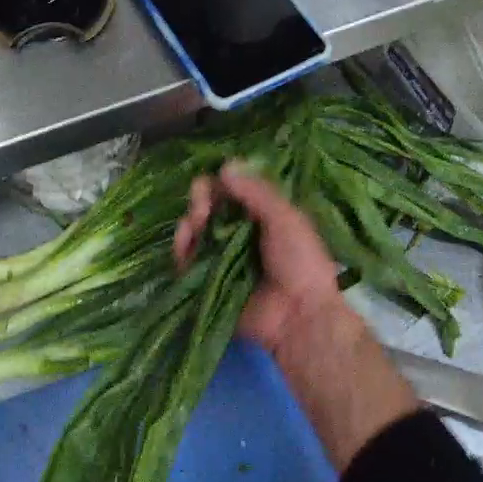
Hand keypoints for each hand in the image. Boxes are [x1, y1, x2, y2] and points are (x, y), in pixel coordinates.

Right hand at [173, 162, 344, 356]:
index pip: (232, 194)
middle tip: (202, 201)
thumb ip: (255, 191)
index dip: (219, 184)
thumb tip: (225, 165)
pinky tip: (185, 237)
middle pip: (210, 211)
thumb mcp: (284, 218)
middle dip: (201, 200)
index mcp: (261, 219)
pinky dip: (182, 247)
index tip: (212, 179)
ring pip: (195, 233)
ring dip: (191, 220)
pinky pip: (186, 261)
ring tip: (197, 219)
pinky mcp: (206, 282)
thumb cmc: (300, 262)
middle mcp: (238, 237)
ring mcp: (221, 260)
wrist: (299, 316)